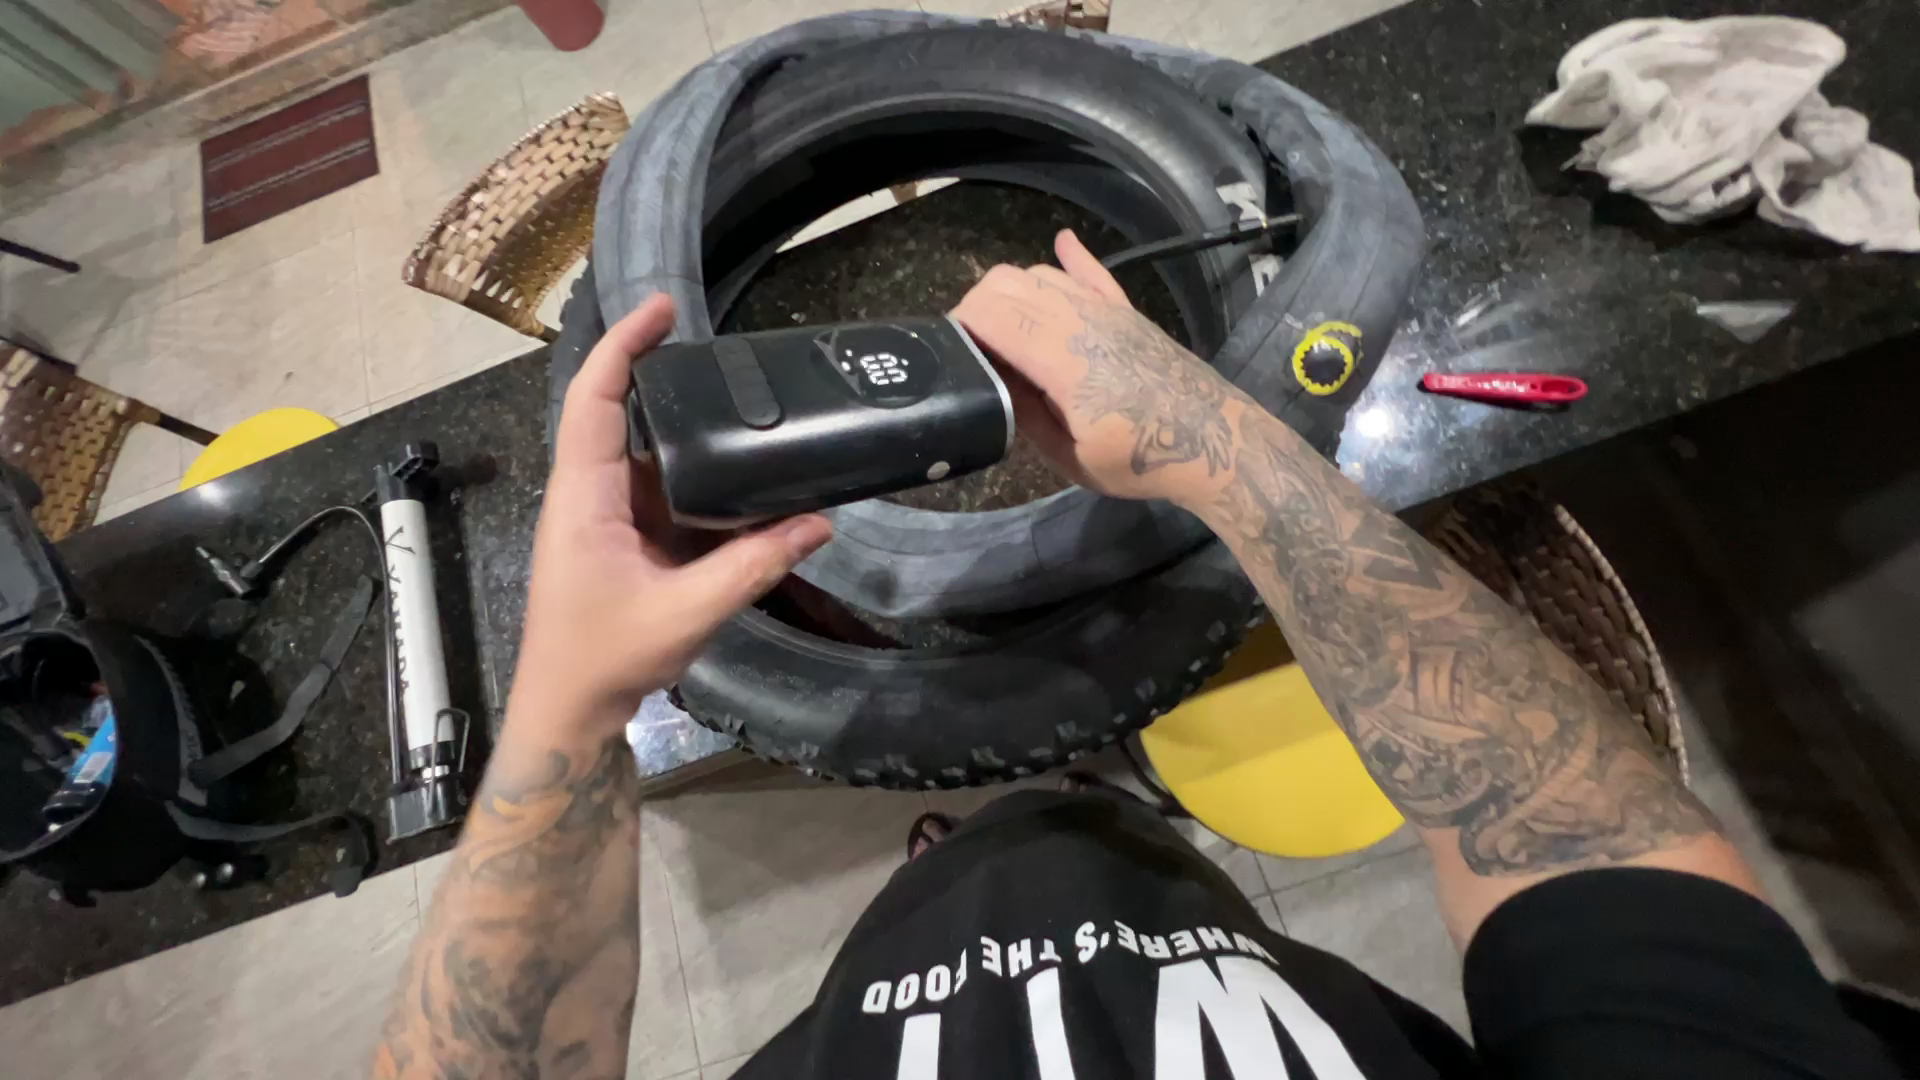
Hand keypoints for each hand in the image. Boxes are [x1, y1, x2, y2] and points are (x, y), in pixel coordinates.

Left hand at [509, 294, 832, 741]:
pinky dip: (710, 490)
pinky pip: (674, 500)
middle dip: (675, 386)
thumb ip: (755, 564)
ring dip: (702, 445)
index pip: (595, 400)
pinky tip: (751, 489)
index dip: (624, 347)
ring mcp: (614, 519)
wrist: (573, 709)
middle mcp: (596, 495)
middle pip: (629, 419)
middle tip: (736, 366)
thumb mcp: (688, 610)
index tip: (664, 309)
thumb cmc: (607, 657)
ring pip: (660, 462)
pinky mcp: (634, 543)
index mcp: (586, 496)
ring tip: (758, 423)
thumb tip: (820, 521)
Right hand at [952, 230, 1246, 509]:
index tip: (949, 352)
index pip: (991, 313)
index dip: (959, 326)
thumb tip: (993, 380)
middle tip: (970, 347)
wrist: (1214, 443)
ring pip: (1041, 272)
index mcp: (1061, 358)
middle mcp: (1080, 318)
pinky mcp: (1126, 310)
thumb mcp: (1070, 458)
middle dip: (975, 307)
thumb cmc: (1139, 460)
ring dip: (1010, 291)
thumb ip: (1025, 415)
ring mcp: (1106, 309)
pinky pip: (1091, 272)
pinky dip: (1071, 259)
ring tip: (1001, 327)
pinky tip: (1062, 244)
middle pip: (1007, 282)